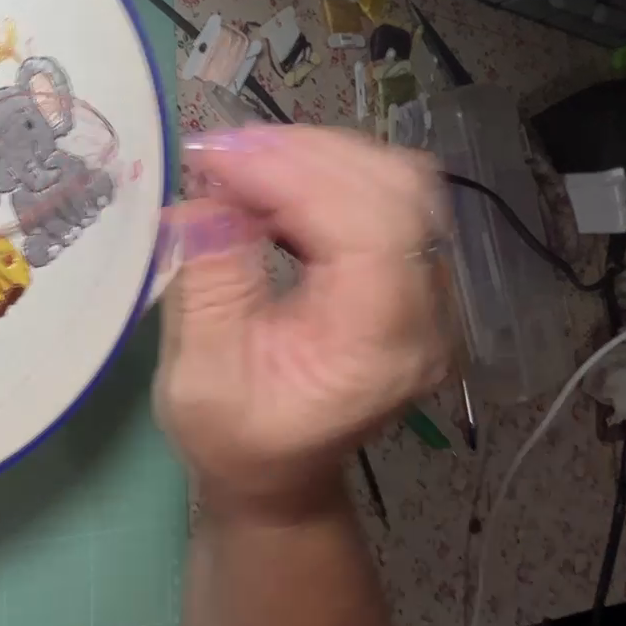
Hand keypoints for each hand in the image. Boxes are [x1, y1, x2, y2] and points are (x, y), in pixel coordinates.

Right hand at [154, 126, 449, 522]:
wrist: (277, 476)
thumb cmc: (233, 441)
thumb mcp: (199, 378)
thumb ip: (209, 287)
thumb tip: (205, 201)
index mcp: (379, 344)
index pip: (368, 225)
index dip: (293, 175)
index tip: (214, 158)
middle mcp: (426, 310)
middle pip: (395, 189)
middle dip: (301, 152)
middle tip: (218, 150)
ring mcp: (426, 290)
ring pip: (396, 182)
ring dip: (310, 156)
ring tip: (234, 162)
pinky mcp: (406, 276)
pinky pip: (380, 199)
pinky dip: (319, 176)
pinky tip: (265, 184)